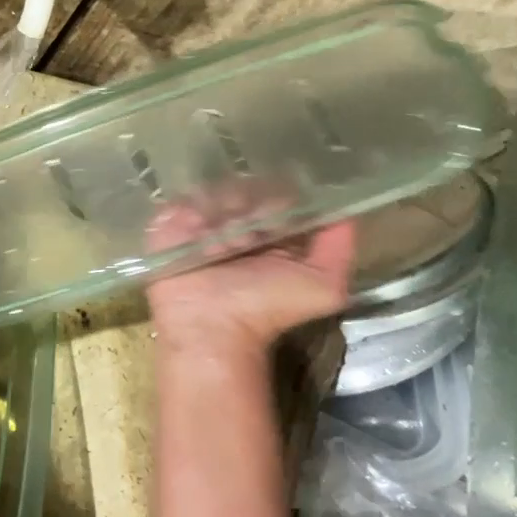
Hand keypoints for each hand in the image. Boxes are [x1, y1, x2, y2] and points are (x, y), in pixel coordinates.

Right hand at [145, 195, 355, 356]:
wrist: (212, 325)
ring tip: (225, 236)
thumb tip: (347, 210)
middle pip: (247, 190)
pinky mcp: (170, 222)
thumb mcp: (324, 283)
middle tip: (252, 223)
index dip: (286, 194)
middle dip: (253, 199)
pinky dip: (194, 210)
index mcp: (270, 236)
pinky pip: (183, 200)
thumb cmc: (267, 308)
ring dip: (223, 208)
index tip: (287, 194)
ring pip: (215, 191)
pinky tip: (201, 229)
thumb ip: (338, 247)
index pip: (280, 200)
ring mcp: (202, 222)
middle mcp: (236, 226)